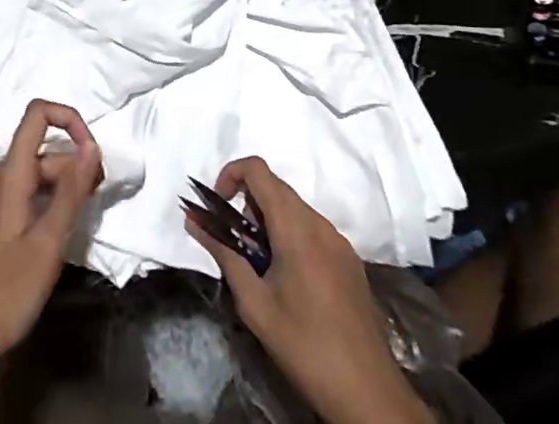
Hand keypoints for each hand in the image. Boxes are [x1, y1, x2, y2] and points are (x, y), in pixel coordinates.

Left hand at [0, 100, 102, 423]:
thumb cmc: (9, 290)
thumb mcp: (49, 240)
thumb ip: (72, 189)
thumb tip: (93, 144)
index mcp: (11, 174)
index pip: (37, 114)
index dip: (69, 118)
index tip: (94, 150)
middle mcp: (5, 176)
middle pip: (49, 146)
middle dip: (79, 161)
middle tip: (99, 196)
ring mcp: (4, 197)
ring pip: (47, 170)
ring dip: (72, 183)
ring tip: (86, 216)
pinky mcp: (7, 216)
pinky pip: (39, 190)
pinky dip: (60, 198)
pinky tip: (69, 225)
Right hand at [189, 157, 433, 423]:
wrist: (365, 387)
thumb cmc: (302, 343)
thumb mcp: (253, 302)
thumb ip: (224, 253)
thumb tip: (194, 220)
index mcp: (296, 228)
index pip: (259, 170)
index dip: (231, 174)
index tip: (217, 205)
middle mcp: (320, 223)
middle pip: (276, 188)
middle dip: (247, 204)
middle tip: (233, 243)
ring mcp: (338, 240)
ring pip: (294, 209)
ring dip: (268, 221)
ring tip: (258, 266)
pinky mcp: (348, 258)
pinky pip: (312, 229)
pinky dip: (290, 235)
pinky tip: (286, 277)